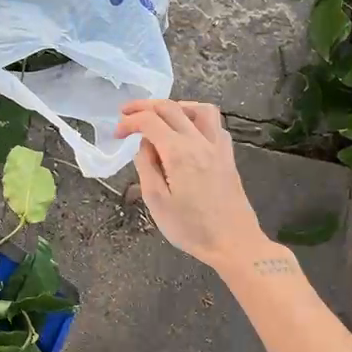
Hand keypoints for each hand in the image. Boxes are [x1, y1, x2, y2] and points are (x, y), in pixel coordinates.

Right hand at [116, 100, 270, 267]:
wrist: (235, 244)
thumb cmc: (191, 228)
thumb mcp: (157, 201)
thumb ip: (147, 167)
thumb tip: (144, 145)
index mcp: (178, 152)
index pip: (149, 121)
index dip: (129, 122)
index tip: (117, 134)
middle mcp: (199, 142)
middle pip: (171, 108)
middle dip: (144, 106)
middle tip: (127, 114)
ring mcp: (218, 148)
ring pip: (200, 110)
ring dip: (176, 106)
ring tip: (161, 117)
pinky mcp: (228, 157)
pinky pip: (215, 126)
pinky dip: (198, 120)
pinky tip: (189, 133)